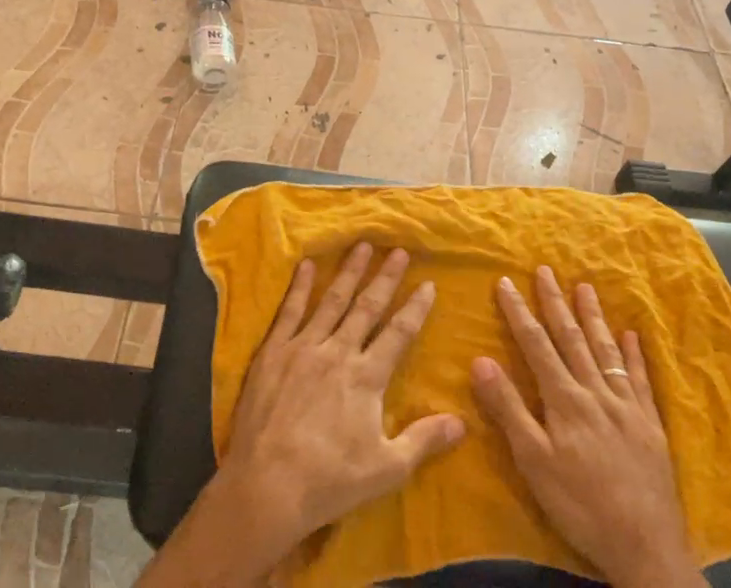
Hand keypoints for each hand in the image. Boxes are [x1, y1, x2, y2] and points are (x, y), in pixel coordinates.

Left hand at [138, 242, 464, 586]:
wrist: (267, 485)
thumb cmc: (330, 480)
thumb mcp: (387, 468)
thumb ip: (424, 440)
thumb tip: (463, 422)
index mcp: (367, 377)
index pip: (399, 333)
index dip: (415, 307)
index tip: (428, 284)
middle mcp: (337, 353)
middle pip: (366, 307)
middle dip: (385, 277)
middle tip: (399, 250)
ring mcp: (302, 349)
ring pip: (331, 301)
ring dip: (348, 272)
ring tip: (361, 245)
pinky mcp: (272, 353)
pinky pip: (289, 311)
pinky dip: (299, 287)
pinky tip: (306, 265)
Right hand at [471, 267, 707, 587]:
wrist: (645, 544)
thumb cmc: (579, 504)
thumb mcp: (533, 462)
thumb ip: (508, 409)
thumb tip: (480, 360)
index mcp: (565, 400)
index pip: (536, 345)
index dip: (519, 312)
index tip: (505, 282)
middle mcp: (597, 392)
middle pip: (572, 339)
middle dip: (555, 303)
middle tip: (546, 270)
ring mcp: (628, 406)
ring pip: (606, 350)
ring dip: (593, 317)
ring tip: (585, 287)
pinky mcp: (651, 424)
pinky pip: (641, 379)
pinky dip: (634, 354)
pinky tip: (632, 335)